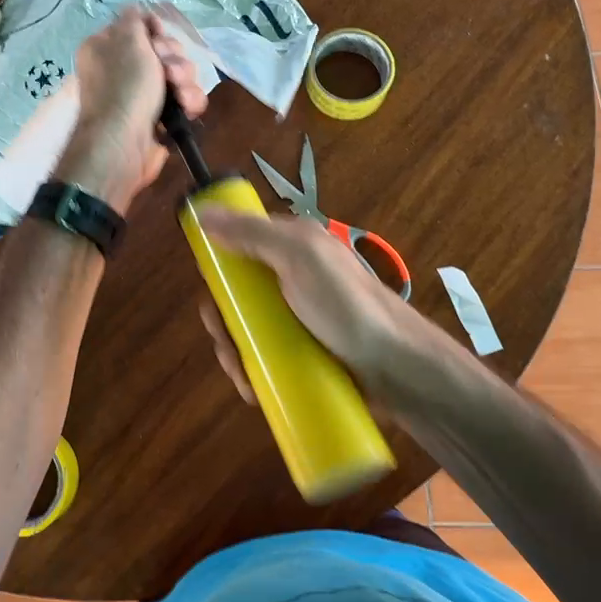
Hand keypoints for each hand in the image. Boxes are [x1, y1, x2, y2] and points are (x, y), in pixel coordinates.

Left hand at [52, 7, 206, 214]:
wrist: (124, 144)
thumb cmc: (124, 87)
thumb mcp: (127, 40)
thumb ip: (134, 18)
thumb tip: (136, 10)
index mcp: (107, 48)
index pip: (139, 26)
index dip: (155, 30)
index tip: (158, 38)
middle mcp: (123, 69)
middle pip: (165, 50)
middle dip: (174, 58)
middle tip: (167, 70)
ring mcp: (143, 94)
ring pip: (180, 75)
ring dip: (185, 80)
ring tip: (178, 93)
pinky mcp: (162, 116)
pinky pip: (185, 99)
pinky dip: (189, 102)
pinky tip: (186, 107)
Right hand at [193, 208, 419, 400]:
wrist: (398, 367)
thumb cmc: (346, 306)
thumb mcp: (299, 257)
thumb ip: (252, 233)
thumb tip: (202, 212)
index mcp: (293, 250)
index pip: (240, 248)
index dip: (220, 268)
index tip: (210, 294)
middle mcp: (293, 282)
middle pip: (239, 297)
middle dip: (223, 322)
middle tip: (226, 343)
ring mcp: (299, 322)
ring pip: (248, 332)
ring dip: (234, 354)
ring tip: (241, 374)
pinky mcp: (305, 357)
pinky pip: (266, 361)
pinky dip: (253, 374)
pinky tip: (252, 389)